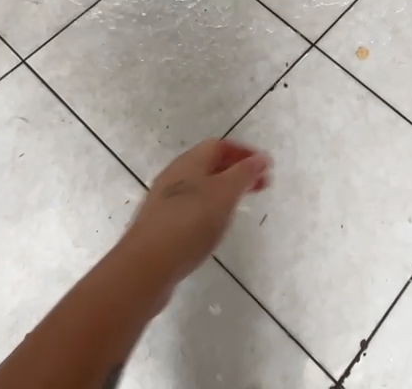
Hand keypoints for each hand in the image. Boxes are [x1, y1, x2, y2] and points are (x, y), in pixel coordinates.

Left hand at [118, 139, 269, 287]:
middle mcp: (174, 175)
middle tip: (259, 188)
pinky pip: (189, 208)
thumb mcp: (225, 193)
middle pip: (209, 165)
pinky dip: (207, 210)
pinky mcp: (159, 224)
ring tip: (238, 208)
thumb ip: (244, 174)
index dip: (244, 153)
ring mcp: (163, 200)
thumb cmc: (190, 222)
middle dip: (236, 172)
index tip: (265, 168)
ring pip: (199, 187)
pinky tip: (212, 229)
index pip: (220, 145)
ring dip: (222, 192)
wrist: (145, 266)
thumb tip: (261, 157)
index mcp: (190, 161)